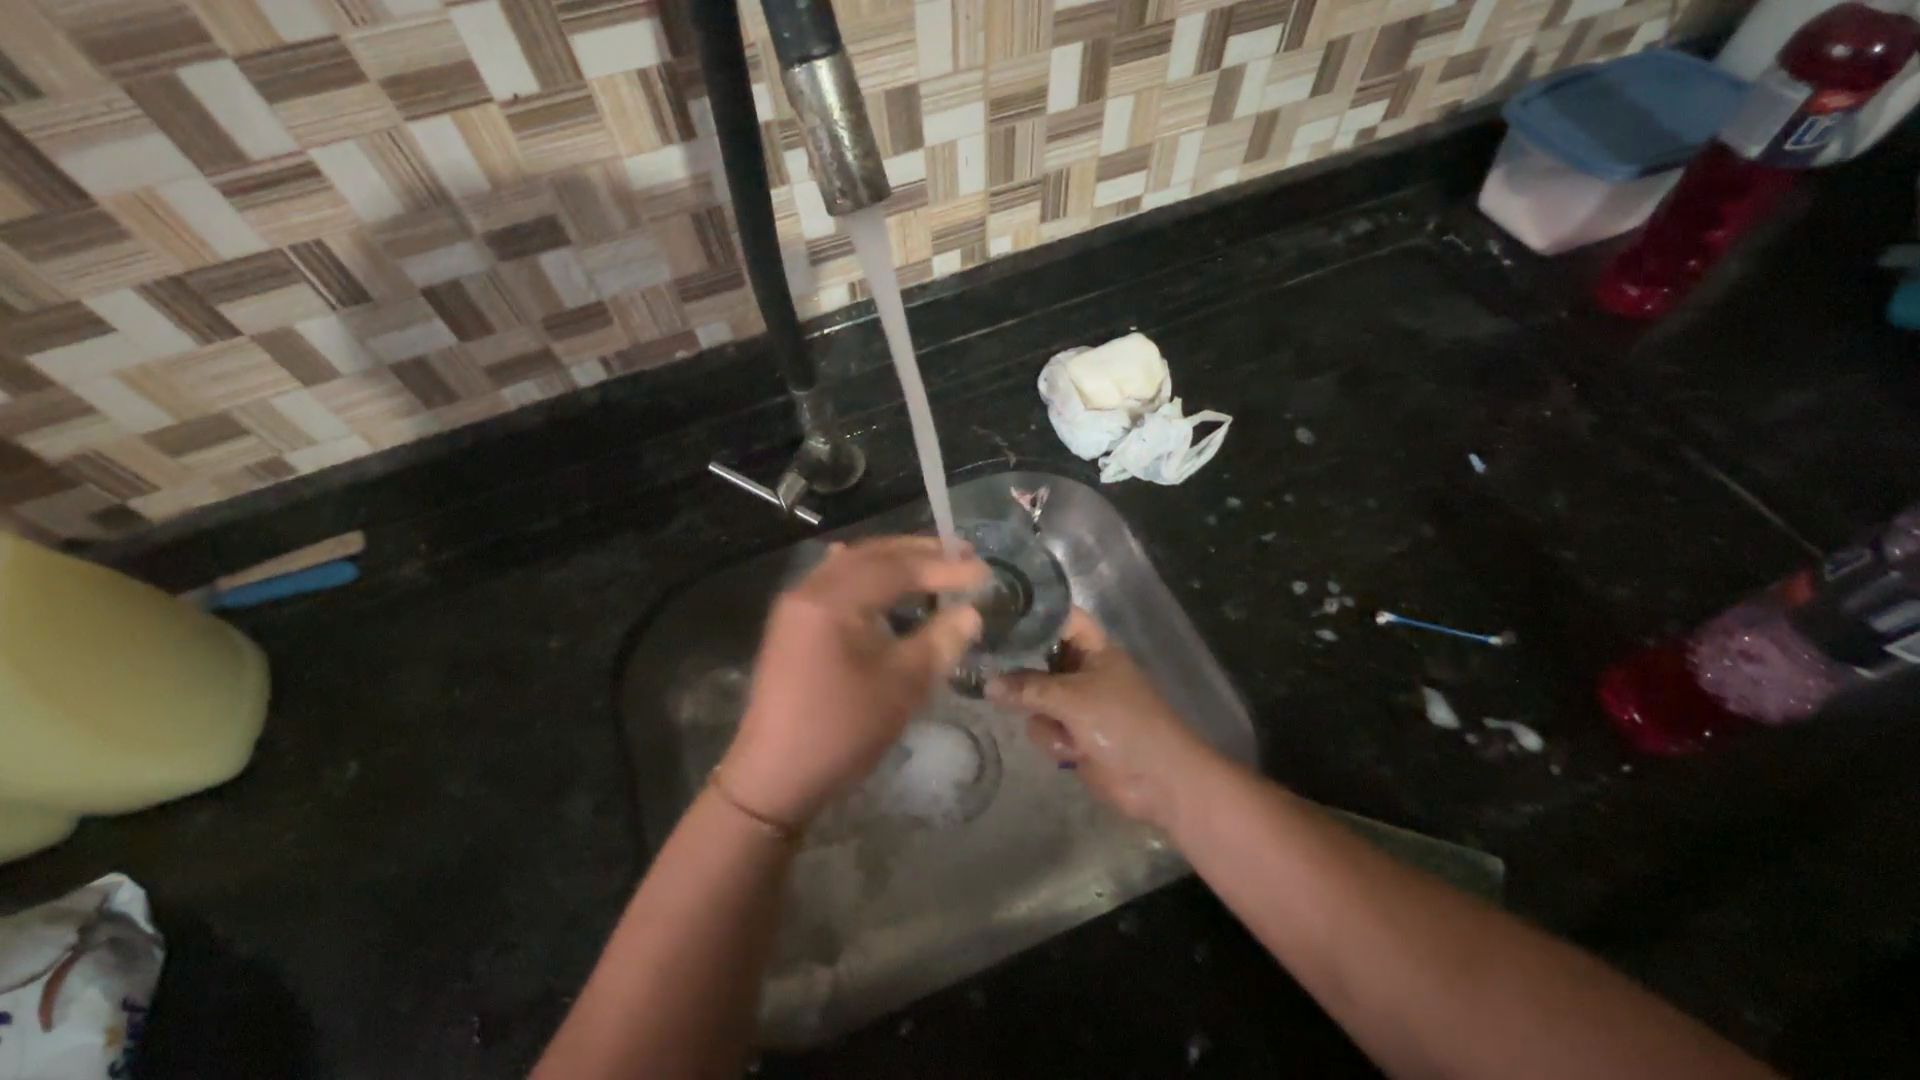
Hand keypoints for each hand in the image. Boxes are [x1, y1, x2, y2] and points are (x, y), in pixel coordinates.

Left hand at [720, 536, 986, 828]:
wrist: (773, 778)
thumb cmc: (841, 731)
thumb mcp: (902, 687)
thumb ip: (940, 641)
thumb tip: (971, 612)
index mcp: (834, 601)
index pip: (897, 568)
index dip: (944, 567)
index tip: (984, 571)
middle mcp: (810, 591)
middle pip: (871, 555)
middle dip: (918, 553)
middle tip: (962, 553)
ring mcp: (796, 607)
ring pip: (851, 566)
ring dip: (893, 561)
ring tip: (932, 564)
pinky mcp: (792, 626)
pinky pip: (834, 583)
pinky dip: (866, 576)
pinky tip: (878, 576)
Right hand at [987, 609, 1220, 829]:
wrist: (1158, 780)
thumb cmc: (1123, 724)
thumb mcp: (1073, 699)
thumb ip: (1028, 688)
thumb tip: (986, 684)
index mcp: (1095, 649)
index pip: (1061, 618)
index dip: (1033, 615)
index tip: (996, 614)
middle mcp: (1084, 671)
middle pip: (1040, 660)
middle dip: (1023, 675)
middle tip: (987, 670)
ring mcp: (1078, 704)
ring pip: (1036, 699)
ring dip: (1045, 719)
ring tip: (1065, 734)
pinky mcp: (1074, 734)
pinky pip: (1045, 728)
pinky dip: (1055, 741)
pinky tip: (1073, 753)